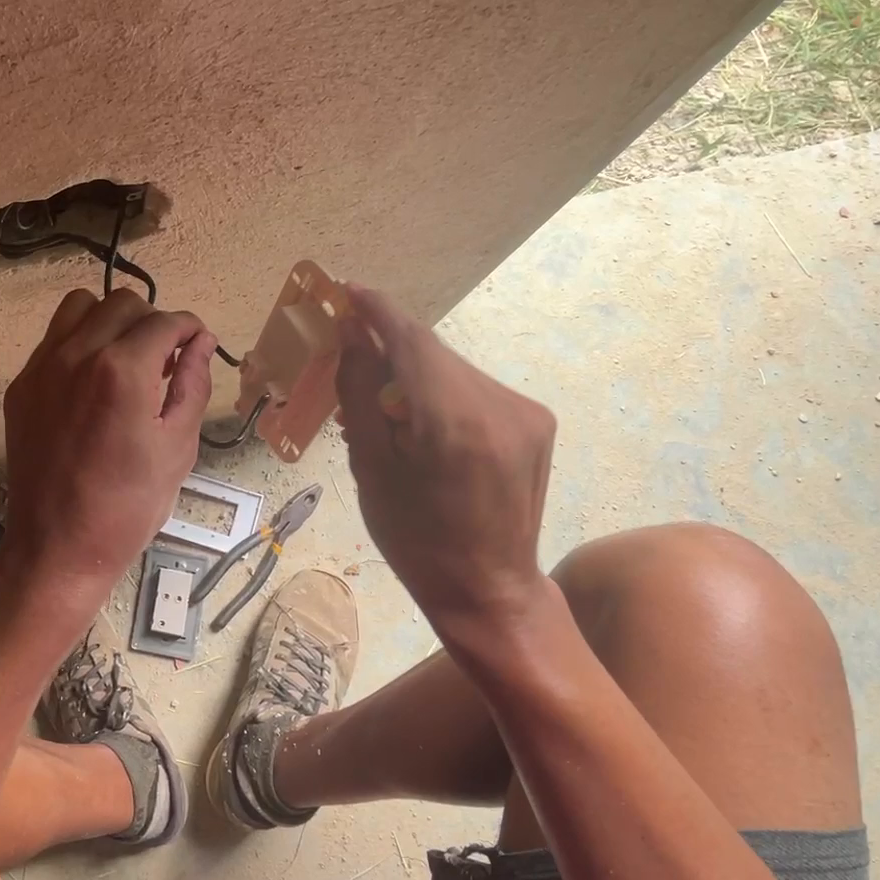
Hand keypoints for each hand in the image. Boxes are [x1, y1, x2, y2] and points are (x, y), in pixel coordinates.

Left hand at [0, 288, 217, 608]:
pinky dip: (79, 343)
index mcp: (122, 370)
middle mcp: (77, 355)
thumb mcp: (178, 447)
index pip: (165, 321)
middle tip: (165, 359)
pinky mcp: (21, 385)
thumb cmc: (127, 506)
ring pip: (80, 306)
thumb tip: (200, 343)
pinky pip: (53, 339)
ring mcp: (41, 367)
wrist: (57, 545)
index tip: (197, 344)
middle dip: (153, 321)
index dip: (190, 329)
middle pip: (123, 302)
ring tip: (125, 358)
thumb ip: (192, 384)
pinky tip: (92, 381)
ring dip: (110, 320)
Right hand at [334, 284, 557, 637]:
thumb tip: (350, 331)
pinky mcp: (536, 421)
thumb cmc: (413, 536)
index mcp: (452, 421)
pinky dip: (439, 392)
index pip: (411, 339)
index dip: (375, 310)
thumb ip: (360, 390)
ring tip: (381, 408)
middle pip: (431, 352)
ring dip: (412, 373)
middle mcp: (500, 404)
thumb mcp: (370, 466)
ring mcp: (525, 412)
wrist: (487, 588)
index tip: (344, 291)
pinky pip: (472, 388)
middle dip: (387, 347)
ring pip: (451, 368)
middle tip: (347, 359)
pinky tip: (420, 424)